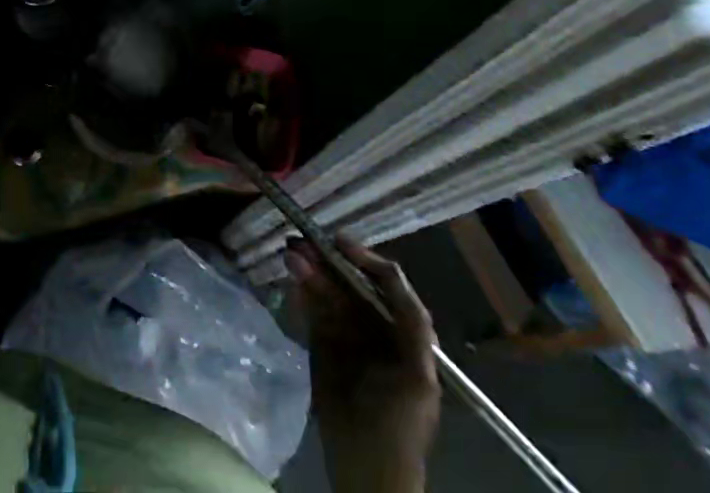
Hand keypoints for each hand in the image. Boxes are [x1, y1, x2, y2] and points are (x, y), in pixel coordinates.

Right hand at [286, 236, 439, 492]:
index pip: (388, 284)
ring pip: (329, 295)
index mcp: (404, 333)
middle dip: (328, 262)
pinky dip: (303, 293)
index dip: (366, 260)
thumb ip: (411, 327)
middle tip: (301, 241)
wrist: (368, 468)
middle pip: (352, 285)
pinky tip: (293, 278)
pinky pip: (313, 312)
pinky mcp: (323, 345)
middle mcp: (376, 327)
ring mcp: (348, 336)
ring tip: (291, 254)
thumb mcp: (418, 377)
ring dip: (312, 273)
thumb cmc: (401, 424)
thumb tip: (392, 276)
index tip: (339, 242)